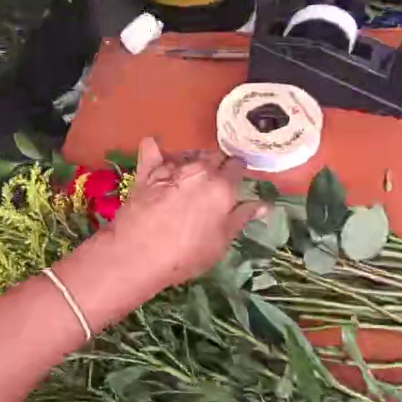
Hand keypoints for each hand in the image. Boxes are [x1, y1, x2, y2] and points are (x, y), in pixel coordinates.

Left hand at [103, 137, 264, 293]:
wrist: (137, 253)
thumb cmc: (185, 254)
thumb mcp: (220, 243)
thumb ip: (241, 218)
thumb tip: (263, 204)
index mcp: (222, 186)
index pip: (237, 165)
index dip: (236, 174)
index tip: (233, 185)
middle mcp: (199, 170)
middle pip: (214, 156)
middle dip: (216, 166)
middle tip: (211, 187)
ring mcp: (171, 167)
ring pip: (188, 153)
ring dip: (192, 161)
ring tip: (188, 179)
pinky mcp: (146, 170)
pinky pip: (151, 148)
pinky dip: (156, 148)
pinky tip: (155, 150)